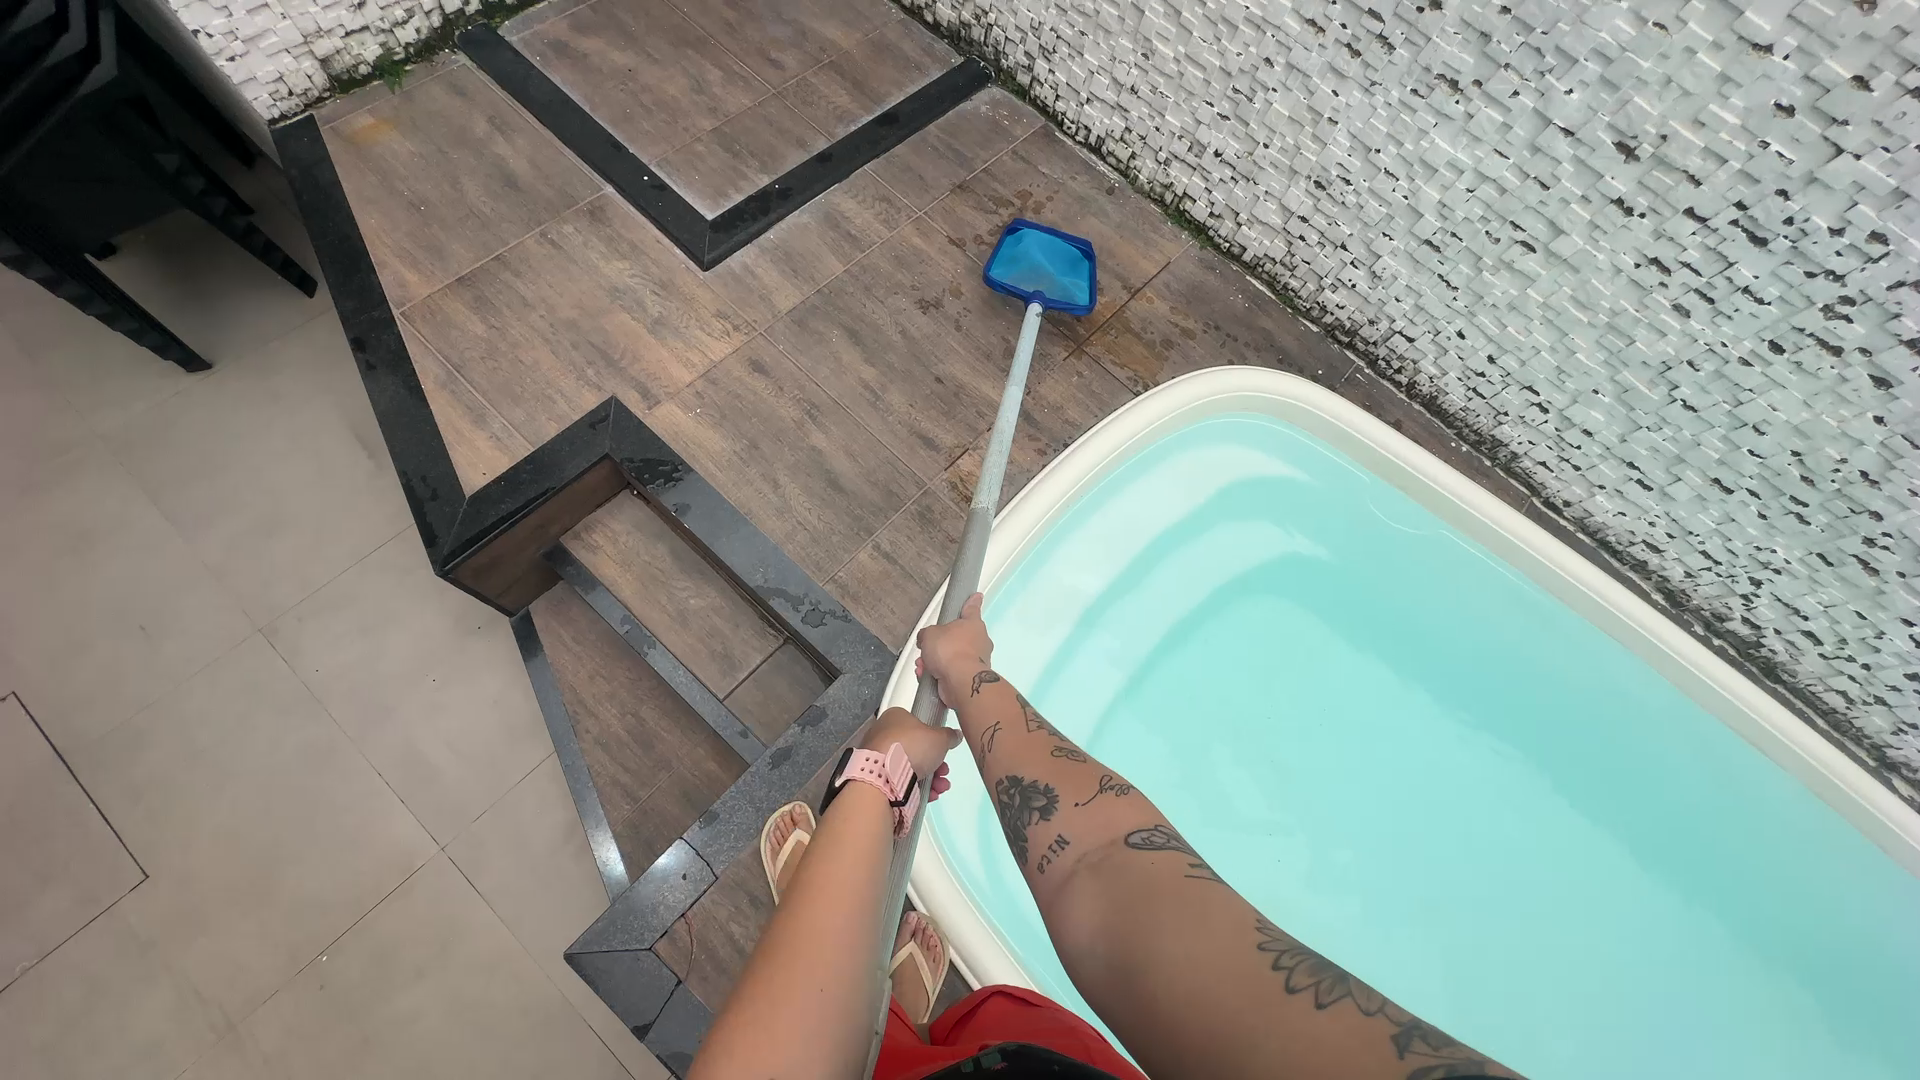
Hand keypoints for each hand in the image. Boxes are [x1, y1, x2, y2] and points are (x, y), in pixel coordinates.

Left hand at [861, 707, 959, 799]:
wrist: (883, 775)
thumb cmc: (912, 747)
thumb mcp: (940, 738)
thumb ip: (949, 736)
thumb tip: (955, 734)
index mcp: (896, 716)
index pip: (918, 726)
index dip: (934, 740)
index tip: (944, 752)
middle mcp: (883, 732)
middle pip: (915, 749)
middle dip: (934, 763)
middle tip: (944, 772)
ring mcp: (877, 754)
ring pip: (908, 766)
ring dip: (929, 777)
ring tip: (940, 787)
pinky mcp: (874, 774)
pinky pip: (897, 779)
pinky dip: (914, 787)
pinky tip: (928, 794)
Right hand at [914, 592, 993, 708]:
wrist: (959, 680)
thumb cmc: (950, 651)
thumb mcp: (930, 634)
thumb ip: (928, 634)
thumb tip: (926, 638)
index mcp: (973, 625)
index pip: (971, 609)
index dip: (972, 602)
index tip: (977, 596)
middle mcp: (979, 642)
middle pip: (958, 638)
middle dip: (940, 645)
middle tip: (928, 648)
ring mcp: (977, 661)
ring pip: (952, 657)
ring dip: (936, 661)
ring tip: (924, 665)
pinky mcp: (971, 678)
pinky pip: (952, 673)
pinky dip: (939, 674)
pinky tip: (927, 676)